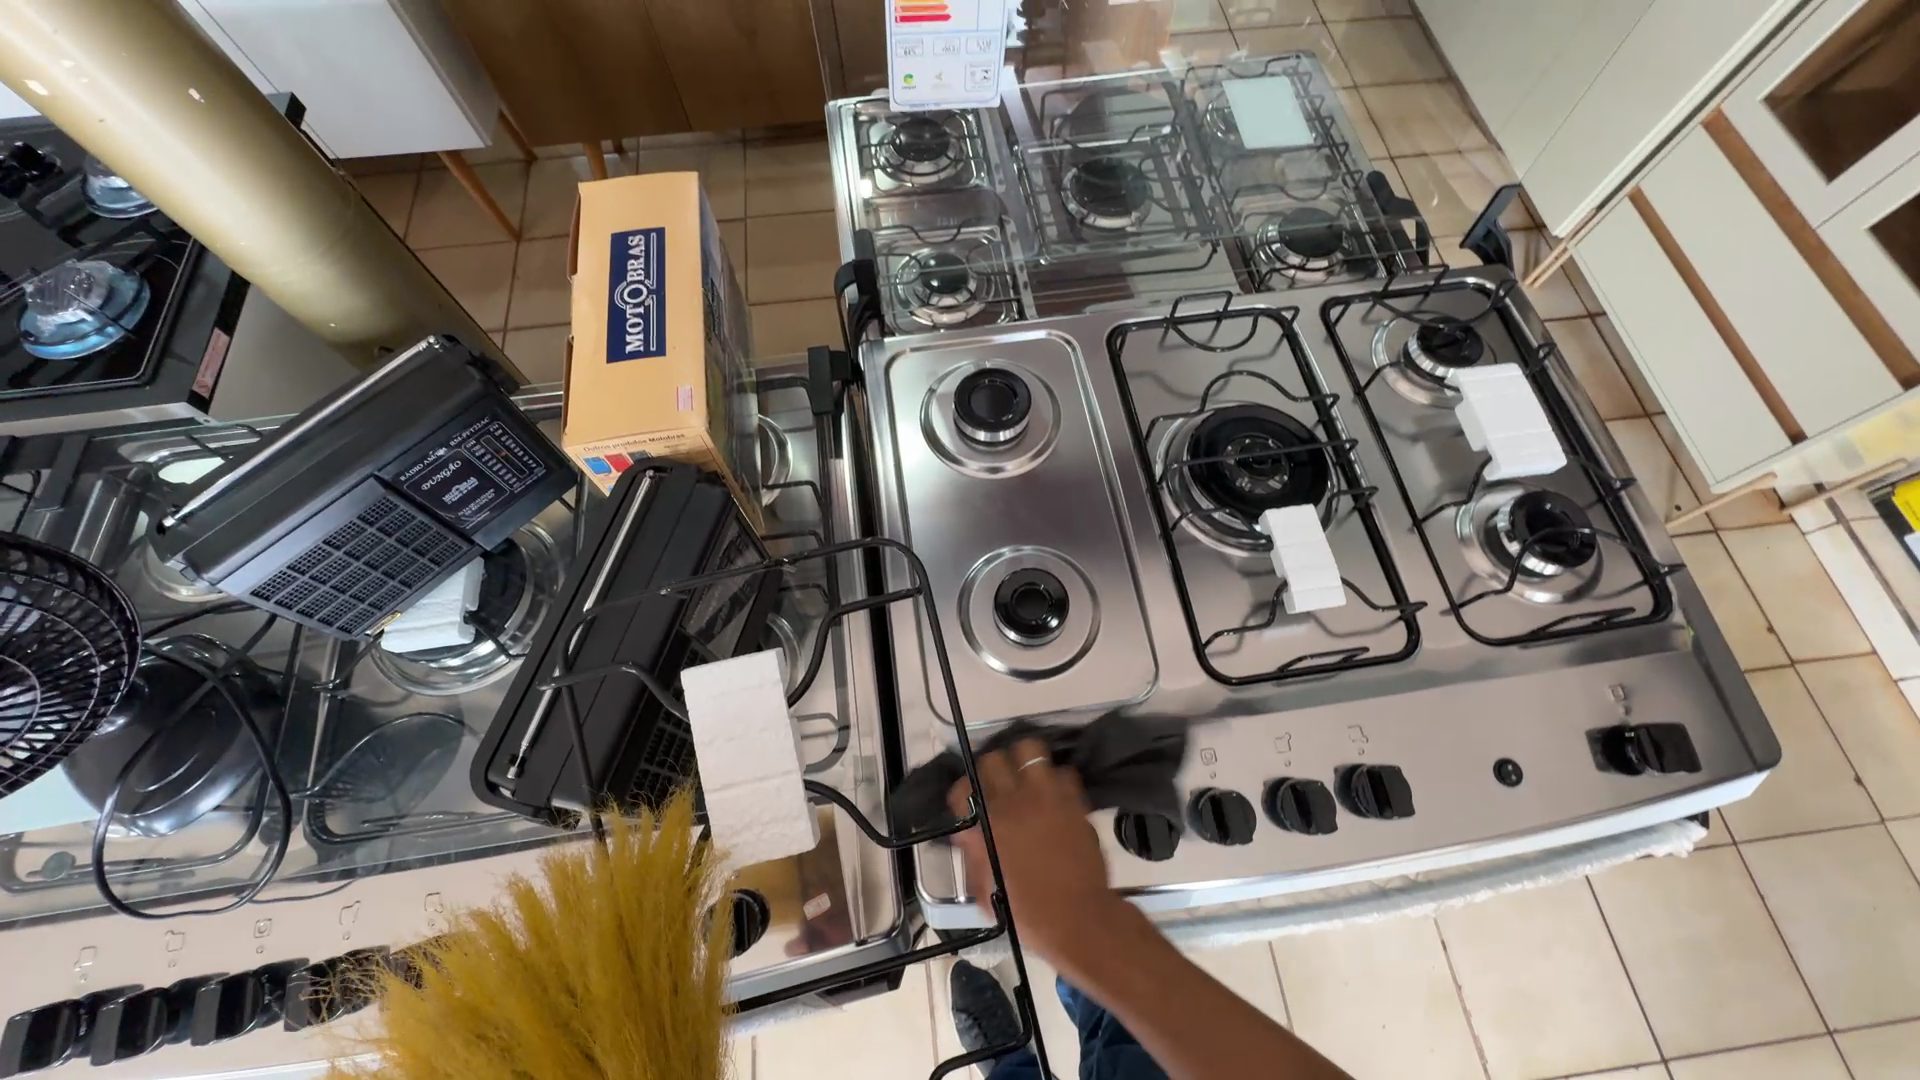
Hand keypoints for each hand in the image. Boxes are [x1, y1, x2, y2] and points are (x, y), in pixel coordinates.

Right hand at [945, 738, 1131, 964]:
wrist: (1079, 919)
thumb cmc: (1029, 912)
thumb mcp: (987, 889)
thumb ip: (974, 855)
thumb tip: (968, 833)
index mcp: (988, 825)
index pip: (962, 789)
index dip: (962, 795)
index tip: (968, 804)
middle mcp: (1015, 802)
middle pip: (993, 759)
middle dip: (991, 769)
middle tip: (997, 785)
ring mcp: (1048, 797)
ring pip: (1030, 750)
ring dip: (1024, 762)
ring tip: (1025, 777)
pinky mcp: (1075, 801)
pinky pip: (1064, 771)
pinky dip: (1056, 778)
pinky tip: (1054, 793)